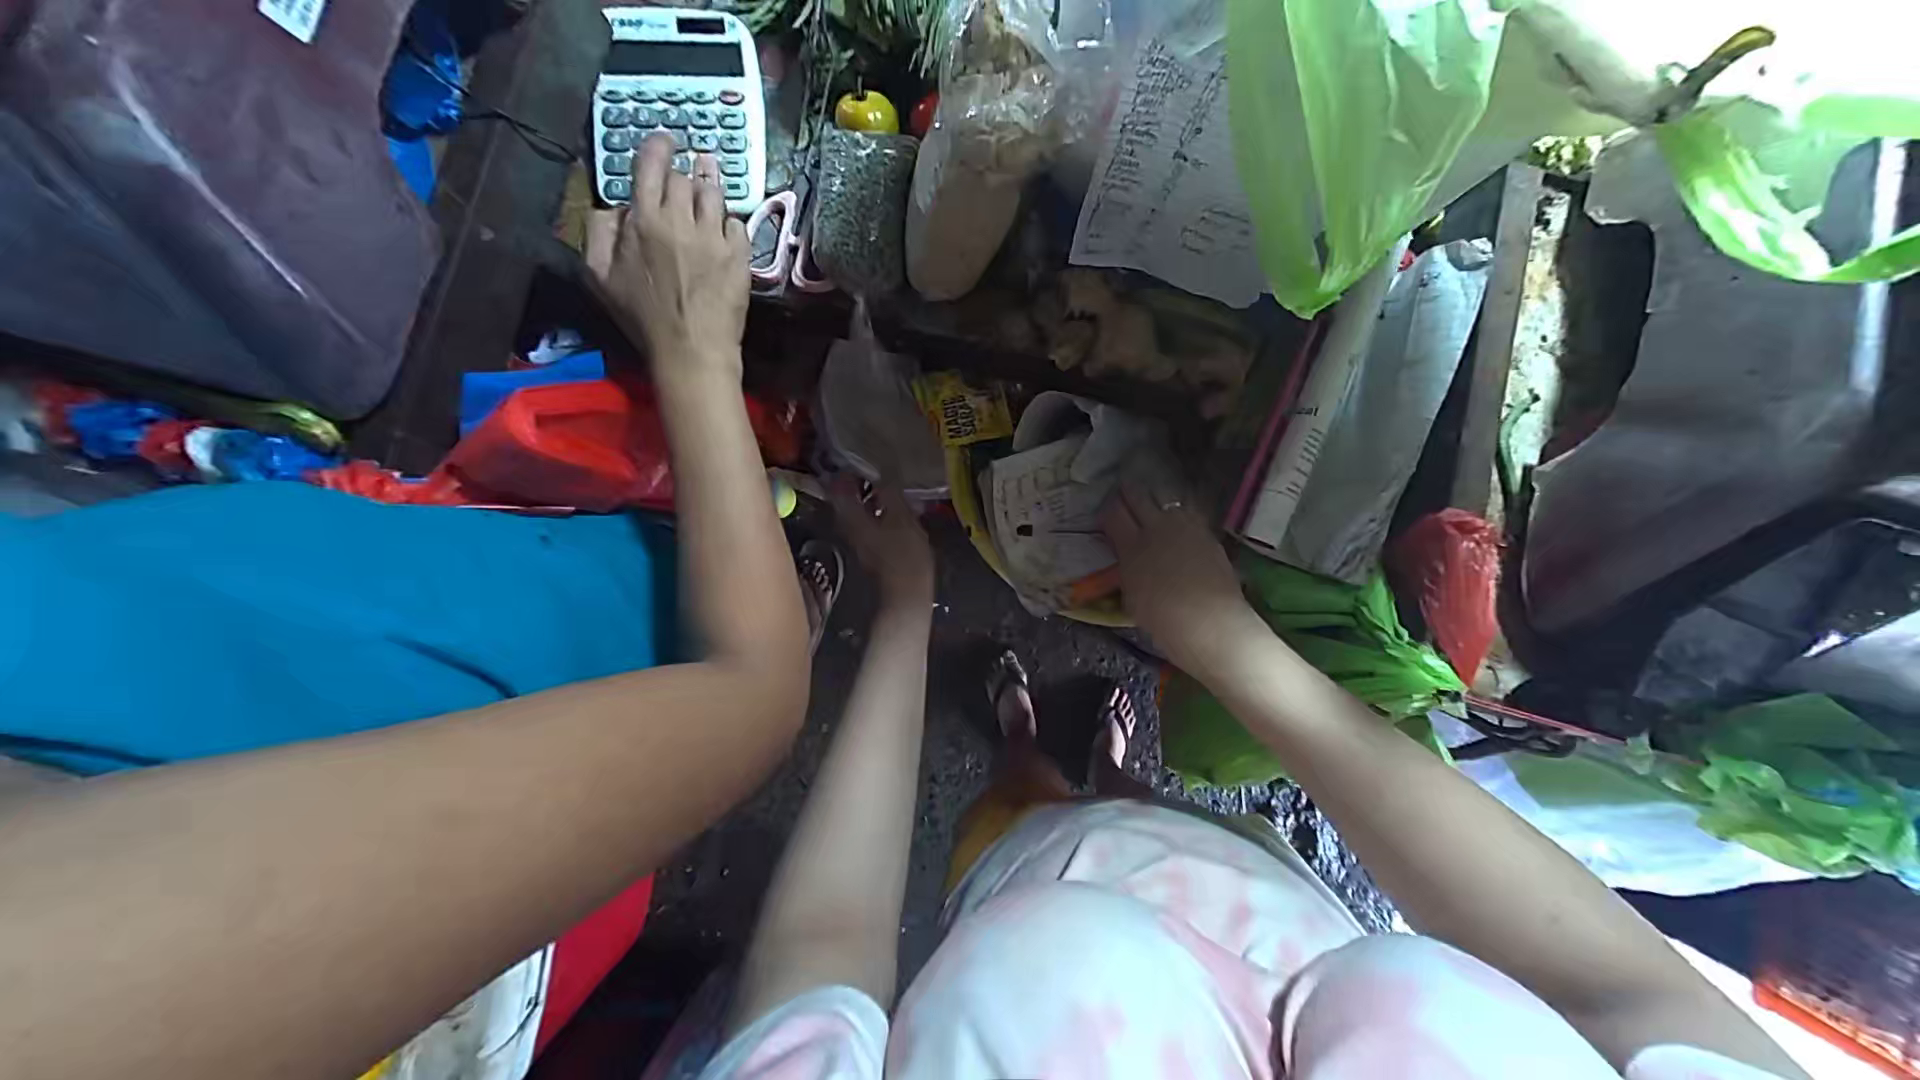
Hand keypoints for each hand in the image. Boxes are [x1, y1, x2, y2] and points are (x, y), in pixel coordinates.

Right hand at [587, 136, 749, 381]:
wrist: (692, 350)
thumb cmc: (643, 319)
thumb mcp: (600, 277)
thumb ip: (599, 232)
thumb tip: (613, 207)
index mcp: (643, 219)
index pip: (651, 164)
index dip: (658, 147)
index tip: (665, 142)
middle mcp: (681, 220)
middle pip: (684, 177)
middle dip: (684, 171)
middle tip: (687, 171)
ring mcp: (714, 237)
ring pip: (714, 194)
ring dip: (710, 185)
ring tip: (709, 183)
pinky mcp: (739, 256)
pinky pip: (738, 223)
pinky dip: (730, 221)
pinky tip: (725, 228)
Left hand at [830, 476, 934, 607]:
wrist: (906, 594)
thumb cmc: (905, 555)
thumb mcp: (902, 517)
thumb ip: (890, 492)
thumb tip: (883, 472)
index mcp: (850, 516)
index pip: (839, 485)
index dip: (850, 471)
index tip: (865, 462)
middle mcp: (845, 526)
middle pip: (845, 498)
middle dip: (859, 484)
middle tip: (878, 473)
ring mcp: (854, 539)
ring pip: (855, 511)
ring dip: (868, 498)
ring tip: (888, 489)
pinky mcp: (866, 549)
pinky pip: (865, 522)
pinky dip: (874, 512)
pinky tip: (891, 511)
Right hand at [1100, 477, 1261, 678]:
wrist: (1209, 621)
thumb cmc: (1162, 618)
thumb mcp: (1130, 594)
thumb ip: (1127, 567)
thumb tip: (1127, 556)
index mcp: (1131, 544)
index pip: (1113, 512)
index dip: (1107, 510)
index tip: (1106, 517)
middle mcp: (1157, 527)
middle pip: (1137, 495)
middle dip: (1128, 493)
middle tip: (1124, 496)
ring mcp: (1185, 526)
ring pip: (1165, 499)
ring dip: (1155, 501)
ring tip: (1152, 508)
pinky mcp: (1207, 532)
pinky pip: (1187, 513)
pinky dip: (1178, 515)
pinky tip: (1178, 526)